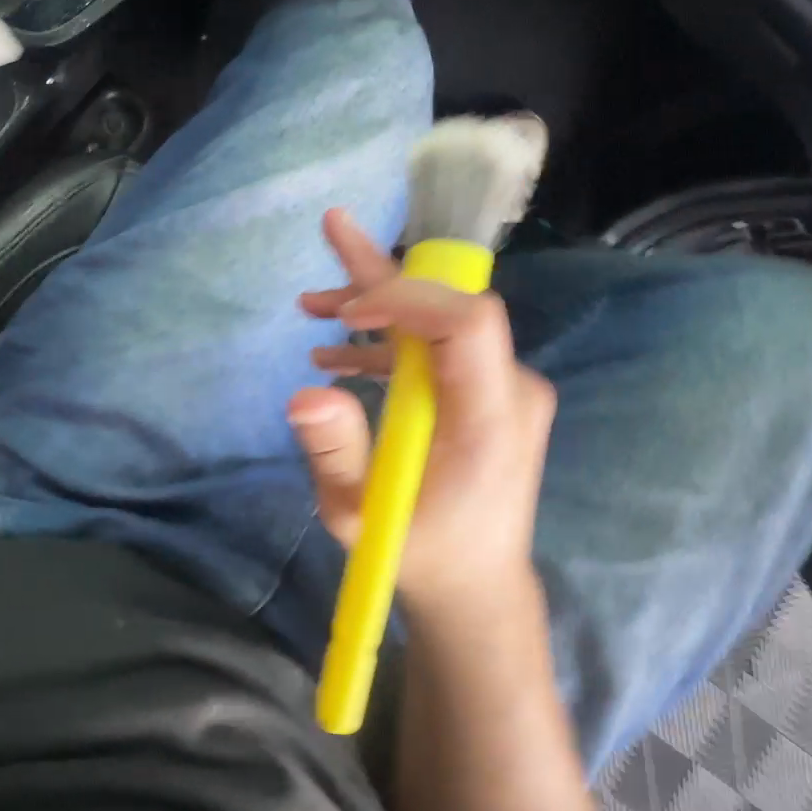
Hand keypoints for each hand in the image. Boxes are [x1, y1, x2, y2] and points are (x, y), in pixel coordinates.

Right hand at [288, 209, 555, 614]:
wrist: (475, 584)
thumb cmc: (419, 554)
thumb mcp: (362, 516)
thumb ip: (335, 453)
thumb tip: (303, 393)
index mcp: (488, 418)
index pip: (468, 322)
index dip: (406, 300)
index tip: (346, 315)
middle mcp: (508, 391)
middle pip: (451, 306)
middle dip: (384, 272)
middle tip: (332, 226)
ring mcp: (502, 391)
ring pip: (440, 322)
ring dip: (375, 307)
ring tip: (309, 305)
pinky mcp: (485, 395)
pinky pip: (437, 349)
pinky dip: (386, 342)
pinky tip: (334, 353)